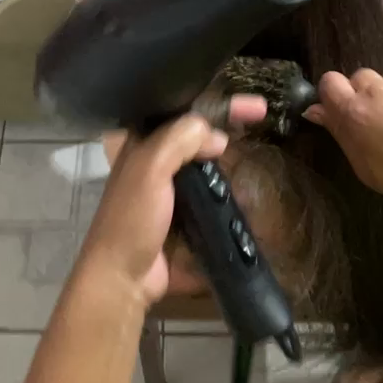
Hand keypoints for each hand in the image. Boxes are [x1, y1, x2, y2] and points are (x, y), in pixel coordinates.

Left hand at [75, 96, 265, 307]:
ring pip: (206, 166)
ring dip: (230, 163)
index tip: (257, 106)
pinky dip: (229, 195)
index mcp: (143, 143)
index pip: (184, 111)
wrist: (121, 279)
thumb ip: (181, 140)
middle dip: (227, 126)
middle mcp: (156, 161)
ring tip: (257, 156)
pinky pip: (211, 199)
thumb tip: (217, 136)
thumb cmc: (131, 217)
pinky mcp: (182, 219)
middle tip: (261, 119)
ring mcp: (170, 191)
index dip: (219, 103)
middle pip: (198, 135)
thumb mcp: (151, 167)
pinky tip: (247, 195)